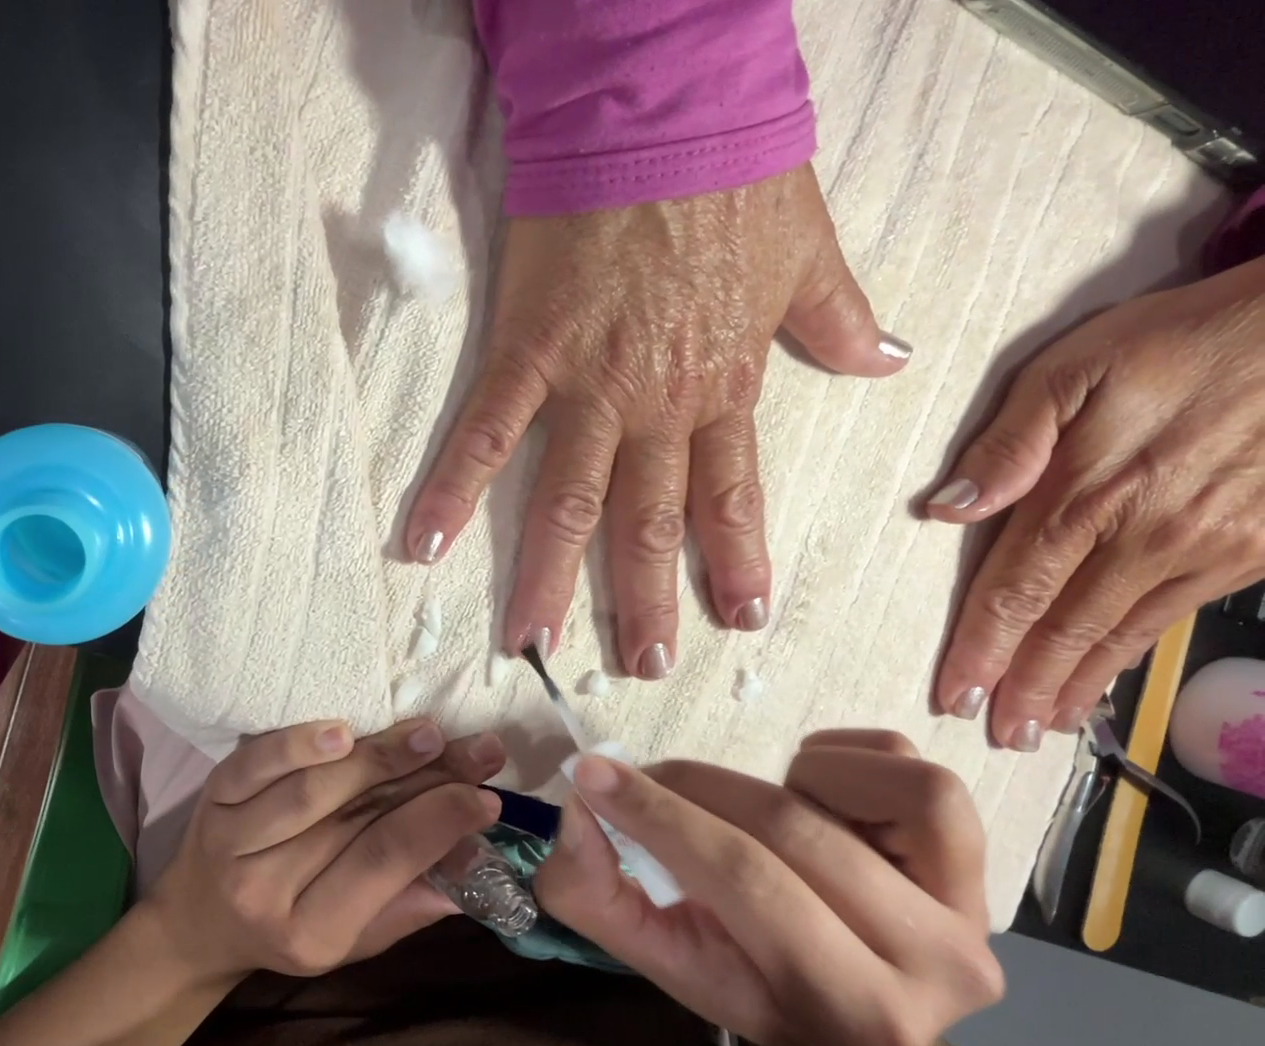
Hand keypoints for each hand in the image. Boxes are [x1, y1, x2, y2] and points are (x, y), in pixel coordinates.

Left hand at [137, 718, 505, 981]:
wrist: (198, 920)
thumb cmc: (286, 929)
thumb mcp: (350, 940)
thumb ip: (407, 904)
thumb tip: (473, 855)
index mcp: (309, 934)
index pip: (383, 864)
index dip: (438, 826)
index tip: (486, 797)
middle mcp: (264, 889)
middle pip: (356, 821)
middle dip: (425, 780)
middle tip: (476, 750)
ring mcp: (232, 839)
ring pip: (312, 790)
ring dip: (375, 757)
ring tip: (427, 734)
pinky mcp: (213, 797)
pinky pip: (256, 764)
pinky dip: (297, 745)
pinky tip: (341, 729)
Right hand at [402, 165, 907, 674]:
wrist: (659, 117)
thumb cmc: (731, 178)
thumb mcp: (807, 249)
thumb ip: (838, 319)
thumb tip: (886, 362)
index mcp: (722, 383)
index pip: (732, 491)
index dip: (737, 558)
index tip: (741, 619)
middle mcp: (654, 404)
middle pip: (648, 519)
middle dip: (647, 597)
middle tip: (642, 666)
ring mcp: (585, 386)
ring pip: (567, 500)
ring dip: (550, 577)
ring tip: (534, 642)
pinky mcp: (525, 355)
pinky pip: (484, 433)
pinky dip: (452, 490)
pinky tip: (422, 545)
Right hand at [533, 730, 1003, 1045]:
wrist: (838, 987)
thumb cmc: (739, 968)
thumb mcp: (655, 949)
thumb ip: (595, 891)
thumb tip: (579, 804)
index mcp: (849, 1010)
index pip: (746, 881)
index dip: (661, 815)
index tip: (591, 773)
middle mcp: (940, 971)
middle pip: (792, 829)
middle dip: (695, 786)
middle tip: (643, 780)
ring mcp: (976, 912)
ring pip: (875, 789)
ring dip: (789, 778)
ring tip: (755, 808)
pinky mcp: (982, 856)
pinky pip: (911, 764)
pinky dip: (845, 758)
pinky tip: (814, 795)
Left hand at [927, 257, 1264, 749]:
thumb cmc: (1181, 343)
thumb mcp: (1071, 371)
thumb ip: (1007, 445)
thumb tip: (944, 509)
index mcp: (1085, 495)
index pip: (1012, 591)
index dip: (979, 648)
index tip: (953, 695)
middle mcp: (1145, 536)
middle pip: (1064, 628)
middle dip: (1024, 686)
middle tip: (994, 735)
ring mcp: (1209, 548)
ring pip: (1122, 633)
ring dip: (1076, 684)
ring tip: (1043, 727)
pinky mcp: (1255, 551)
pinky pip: (1175, 618)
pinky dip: (1133, 656)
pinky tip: (1109, 679)